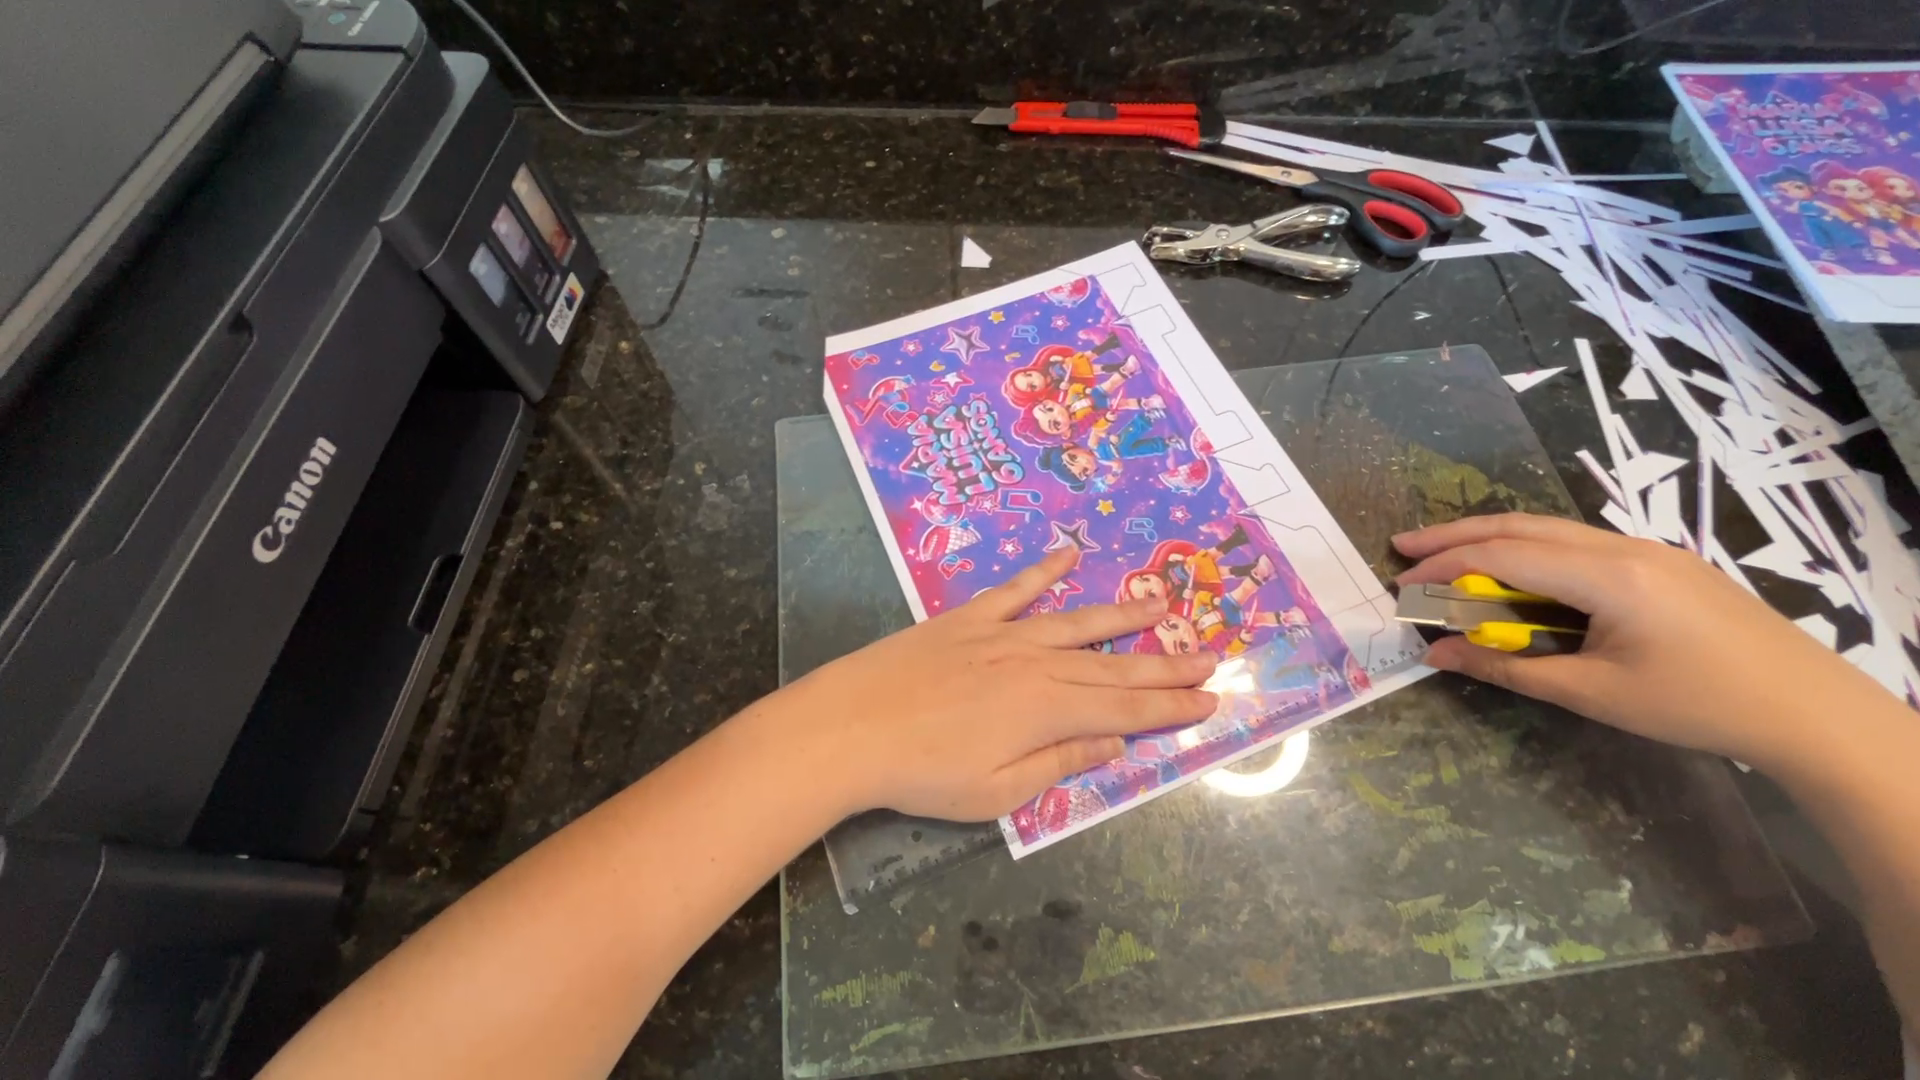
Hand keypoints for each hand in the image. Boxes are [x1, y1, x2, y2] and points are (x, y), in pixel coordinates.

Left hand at [782, 548, 1219, 820]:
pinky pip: (1014, 591)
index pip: (1126, 712)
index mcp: (1048, 711)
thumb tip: (1111, 746)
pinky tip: (1067, 554)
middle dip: (1166, 666)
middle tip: (1212, 657)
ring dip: (1124, 616)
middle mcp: (1036, 664)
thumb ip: (1059, 764)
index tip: (1211, 700)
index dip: (1171, 708)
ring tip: (1162, 605)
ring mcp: (1002, 635)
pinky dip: (1042, 572)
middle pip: (1114, 667)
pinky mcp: (966, 619)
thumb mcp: (997, 792)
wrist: (849, 727)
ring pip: (1077, 623)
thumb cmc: (922, 773)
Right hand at [1392, 513, 1893, 770]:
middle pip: (1521, 526)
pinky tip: (1513, 569)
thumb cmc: (1697, 706)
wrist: (1814, 713)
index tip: (1404, 586)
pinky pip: (1578, 543)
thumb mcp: (1590, 694)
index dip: (1445, 567)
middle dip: (1456, 534)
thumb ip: (1506, 667)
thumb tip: (1437, 654)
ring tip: (1445, 552)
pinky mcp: (1662, 563)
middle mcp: (1625, 548)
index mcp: (1609, 577)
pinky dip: (1529, 549)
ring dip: (1491, 538)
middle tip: (1403, 545)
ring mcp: (1649, 550)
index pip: (1503, 556)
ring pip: (1550, 529)